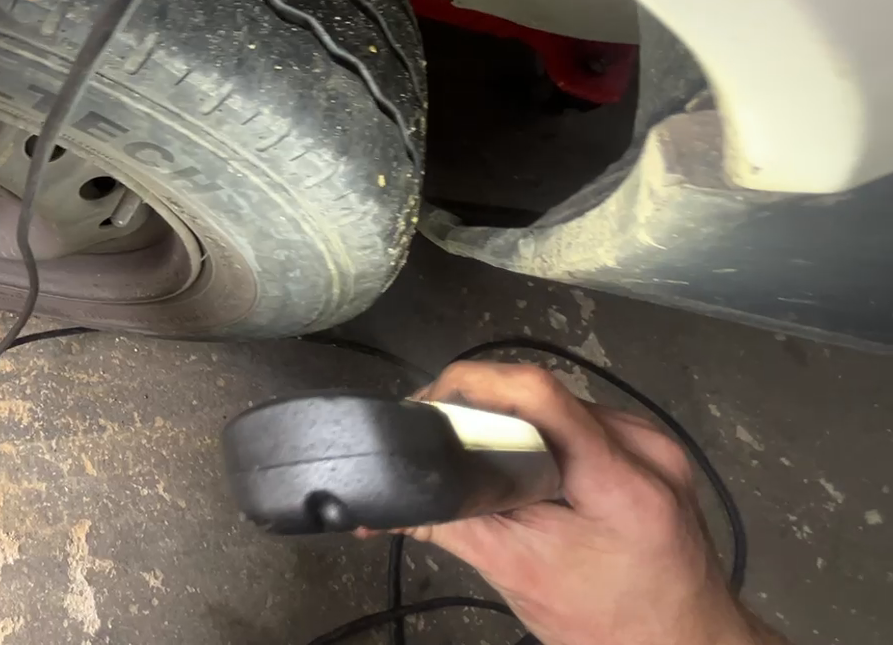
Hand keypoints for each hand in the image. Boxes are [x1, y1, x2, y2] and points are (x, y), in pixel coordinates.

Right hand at [403, 362, 784, 644]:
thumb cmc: (611, 625)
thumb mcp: (514, 572)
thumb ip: (438, 523)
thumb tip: (358, 512)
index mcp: (621, 480)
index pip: (536, 392)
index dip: (467, 385)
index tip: (424, 413)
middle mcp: (640, 445)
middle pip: (532, 392)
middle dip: (472, 405)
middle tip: (432, 438)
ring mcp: (646, 441)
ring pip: (544, 397)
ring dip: (496, 414)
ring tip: (463, 449)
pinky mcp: (640, 445)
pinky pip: (563, 412)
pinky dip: (524, 425)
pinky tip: (507, 457)